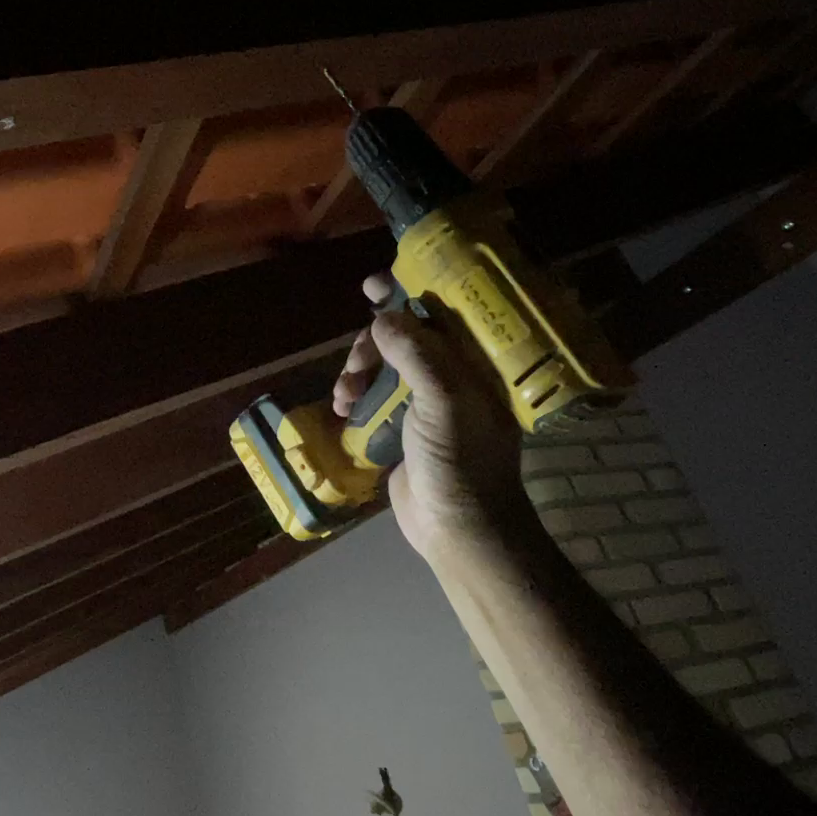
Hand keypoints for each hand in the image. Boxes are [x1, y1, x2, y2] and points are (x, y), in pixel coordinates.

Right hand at [331, 274, 527, 558]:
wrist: (456, 530)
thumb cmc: (461, 463)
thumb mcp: (445, 402)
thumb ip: (417, 355)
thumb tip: (383, 317)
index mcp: (474, 365)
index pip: (443, 313)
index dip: (410, 292)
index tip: (373, 285)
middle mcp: (451, 377)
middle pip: (404, 336)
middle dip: (373, 342)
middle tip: (357, 362)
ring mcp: (425, 402)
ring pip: (383, 364)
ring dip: (358, 370)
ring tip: (346, 394)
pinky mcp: (401, 426)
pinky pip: (373, 394)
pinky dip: (354, 394)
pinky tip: (342, 408)